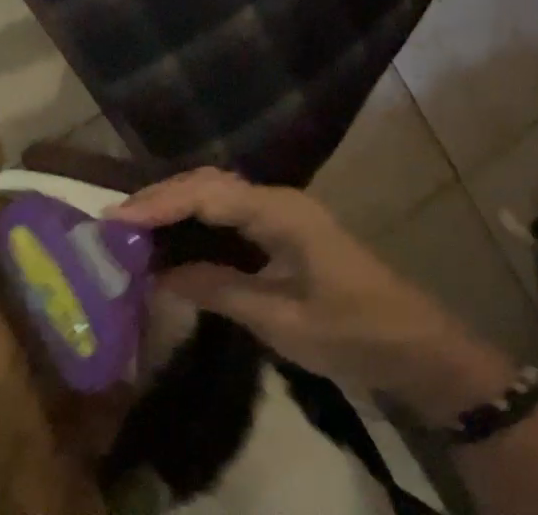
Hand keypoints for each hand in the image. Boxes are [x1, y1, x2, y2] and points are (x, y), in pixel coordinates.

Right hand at [111, 169, 516, 419]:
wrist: (422, 352)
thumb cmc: (355, 333)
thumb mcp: (281, 321)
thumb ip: (217, 290)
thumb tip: (156, 277)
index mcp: (280, 212)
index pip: (205, 195)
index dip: (157, 205)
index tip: (115, 221)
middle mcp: (278, 201)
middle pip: (206, 184)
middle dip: (158, 199)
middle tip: (115, 222)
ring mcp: (282, 214)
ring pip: (214, 194)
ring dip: (173, 206)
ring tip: (133, 227)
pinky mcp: (283, 232)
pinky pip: (227, 214)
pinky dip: (193, 220)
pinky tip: (172, 239)